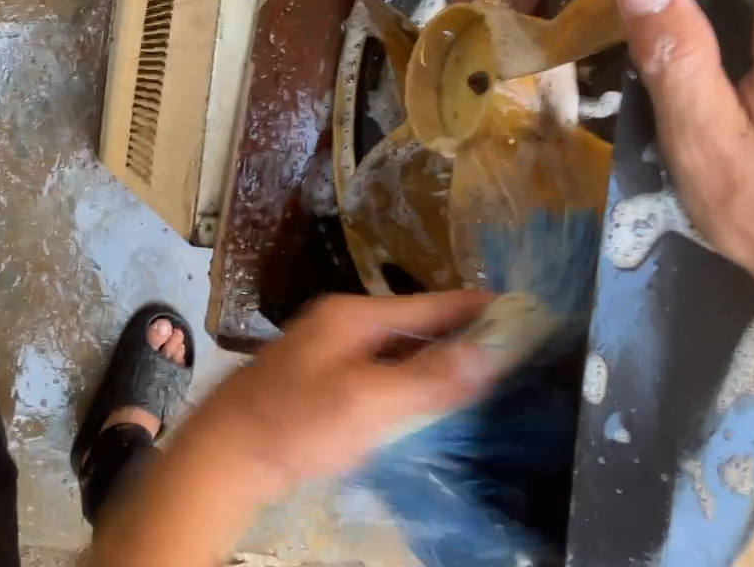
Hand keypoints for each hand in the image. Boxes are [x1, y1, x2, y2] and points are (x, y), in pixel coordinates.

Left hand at [172, 292, 499, 497]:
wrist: (228, 449)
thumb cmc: (296, 421)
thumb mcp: (366, 401)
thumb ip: (427, 378)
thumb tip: (489, 352)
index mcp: (353, 315)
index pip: (429, 304)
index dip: (476, 308)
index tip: (525, 311)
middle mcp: (344, 322)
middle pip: (416, 324)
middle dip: (463, 335)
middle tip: (517, 352)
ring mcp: (332, 349)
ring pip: (400, 348)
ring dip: (439, 359)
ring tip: (489, 375)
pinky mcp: (326, 378)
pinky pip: (384, 369)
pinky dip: (413, 378)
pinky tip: (433, 400)